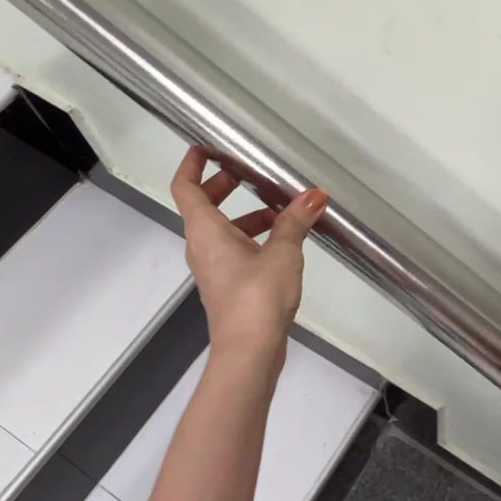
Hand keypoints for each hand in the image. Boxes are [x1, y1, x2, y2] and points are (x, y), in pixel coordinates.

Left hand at [170, 148, 326, 366]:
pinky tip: (285, 242)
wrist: (249, 352)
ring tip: (284, 211)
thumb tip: (315, 195)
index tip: (209, 148)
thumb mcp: (283, 252)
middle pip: (205, 206)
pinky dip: (254, 238)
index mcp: (205, 231)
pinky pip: (235, 249)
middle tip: (254, 175)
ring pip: (224, 230)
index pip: (186, 187)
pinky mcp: (228, 286)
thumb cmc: (257, 296)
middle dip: (227, 186)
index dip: (193, 164)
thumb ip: (296, 220)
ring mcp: (214, 268)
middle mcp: (202, 246)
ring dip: (248, 215)